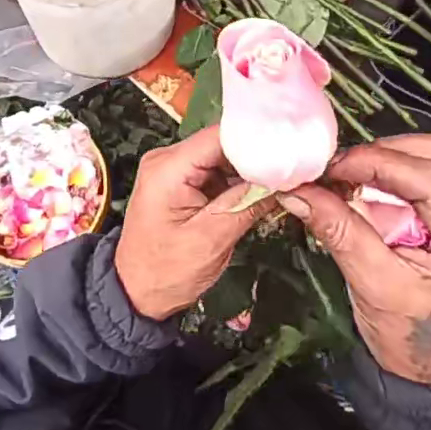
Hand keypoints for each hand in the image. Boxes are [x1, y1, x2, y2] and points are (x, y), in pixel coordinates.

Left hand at [115, 126, 274, 320]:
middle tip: (294, 170)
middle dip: (258, 156)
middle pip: (223, 143)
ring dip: (251, 171)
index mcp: (168, 168)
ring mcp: (173, 170)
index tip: (291, 150)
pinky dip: (238, 182)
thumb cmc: (166, 272)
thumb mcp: (212, 239)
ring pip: (223, 157)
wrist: (136, 293)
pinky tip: (264, 191)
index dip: (258, 140)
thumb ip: (247, 203)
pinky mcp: (181, 183)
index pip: (221, 136)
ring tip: (286, 180)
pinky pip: (216, 172)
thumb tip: (283, 179)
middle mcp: (168, 160)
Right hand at [279, 135, 430, 383]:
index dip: (379, 163)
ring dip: (401, 158)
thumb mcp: (370, 284)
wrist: (429, 370)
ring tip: (361, 175)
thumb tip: (300, 191)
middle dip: (395, 151)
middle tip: (351, 165)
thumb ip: (339, 230)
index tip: (336, 166)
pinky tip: (377, 187)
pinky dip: (405, 173)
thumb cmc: (407, 338)